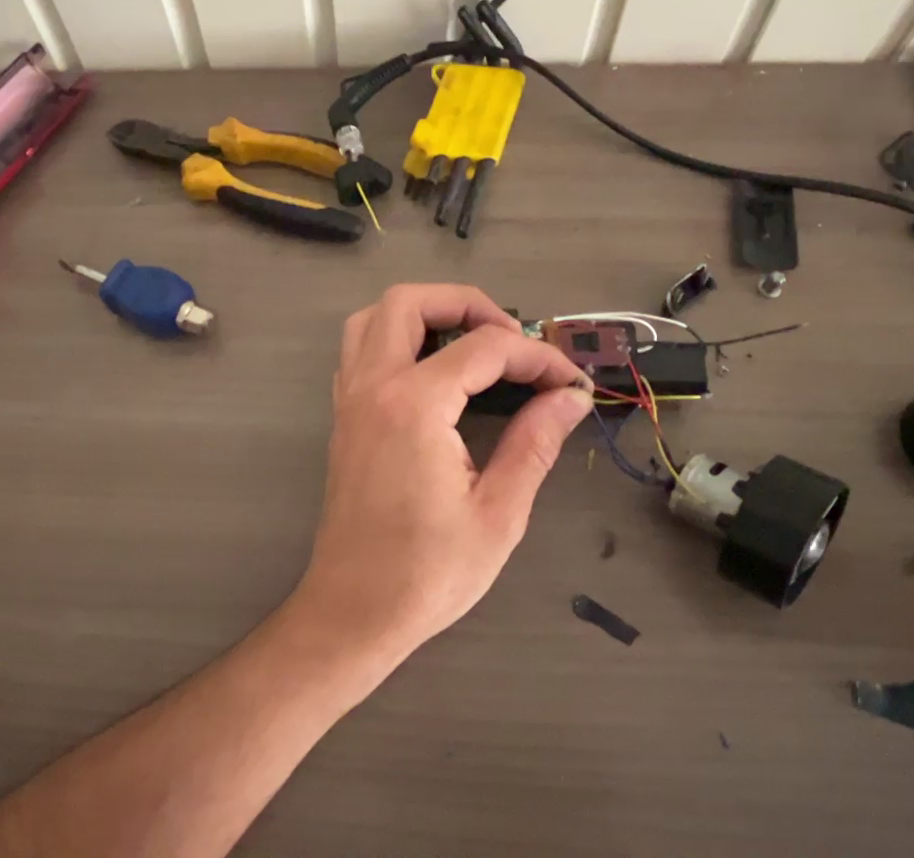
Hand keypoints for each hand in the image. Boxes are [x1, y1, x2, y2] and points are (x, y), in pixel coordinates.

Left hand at [287, 284, 593, 660]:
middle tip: (512, 341)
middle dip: (467, 304)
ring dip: (422, 314)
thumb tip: (570, 398)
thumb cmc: (428, 572)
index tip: (570, 382)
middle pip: (409, 302)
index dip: (536, 356)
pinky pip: (361, 351)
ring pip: (374, 318)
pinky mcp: (343, 419)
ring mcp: (350, 400)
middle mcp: (373, 387)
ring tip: (471, 346)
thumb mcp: (498, 512)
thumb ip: (535, 443)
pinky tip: (433, 376)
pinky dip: (395, 341)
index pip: (484, 348)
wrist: (354, 610)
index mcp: (414, 405)